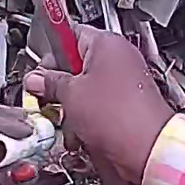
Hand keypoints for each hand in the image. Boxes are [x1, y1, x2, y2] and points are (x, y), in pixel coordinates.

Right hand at [23, 25, 173, 184]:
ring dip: (69, 106)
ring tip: (66, 120)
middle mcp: (118, 59)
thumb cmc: (118, 117)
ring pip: (84, 88)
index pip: (69, 33)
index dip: (50, 51)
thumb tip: (36, 79)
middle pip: (75, 64)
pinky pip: (96, 106)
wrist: (148, 151)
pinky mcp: (125, 106)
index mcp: (106, 44)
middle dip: (58, 84)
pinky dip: (85, 118)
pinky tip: (79, 133)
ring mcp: (124, 83)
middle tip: (46, 95)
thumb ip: (49, 82)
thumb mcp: (71, 95)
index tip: (39, 66)